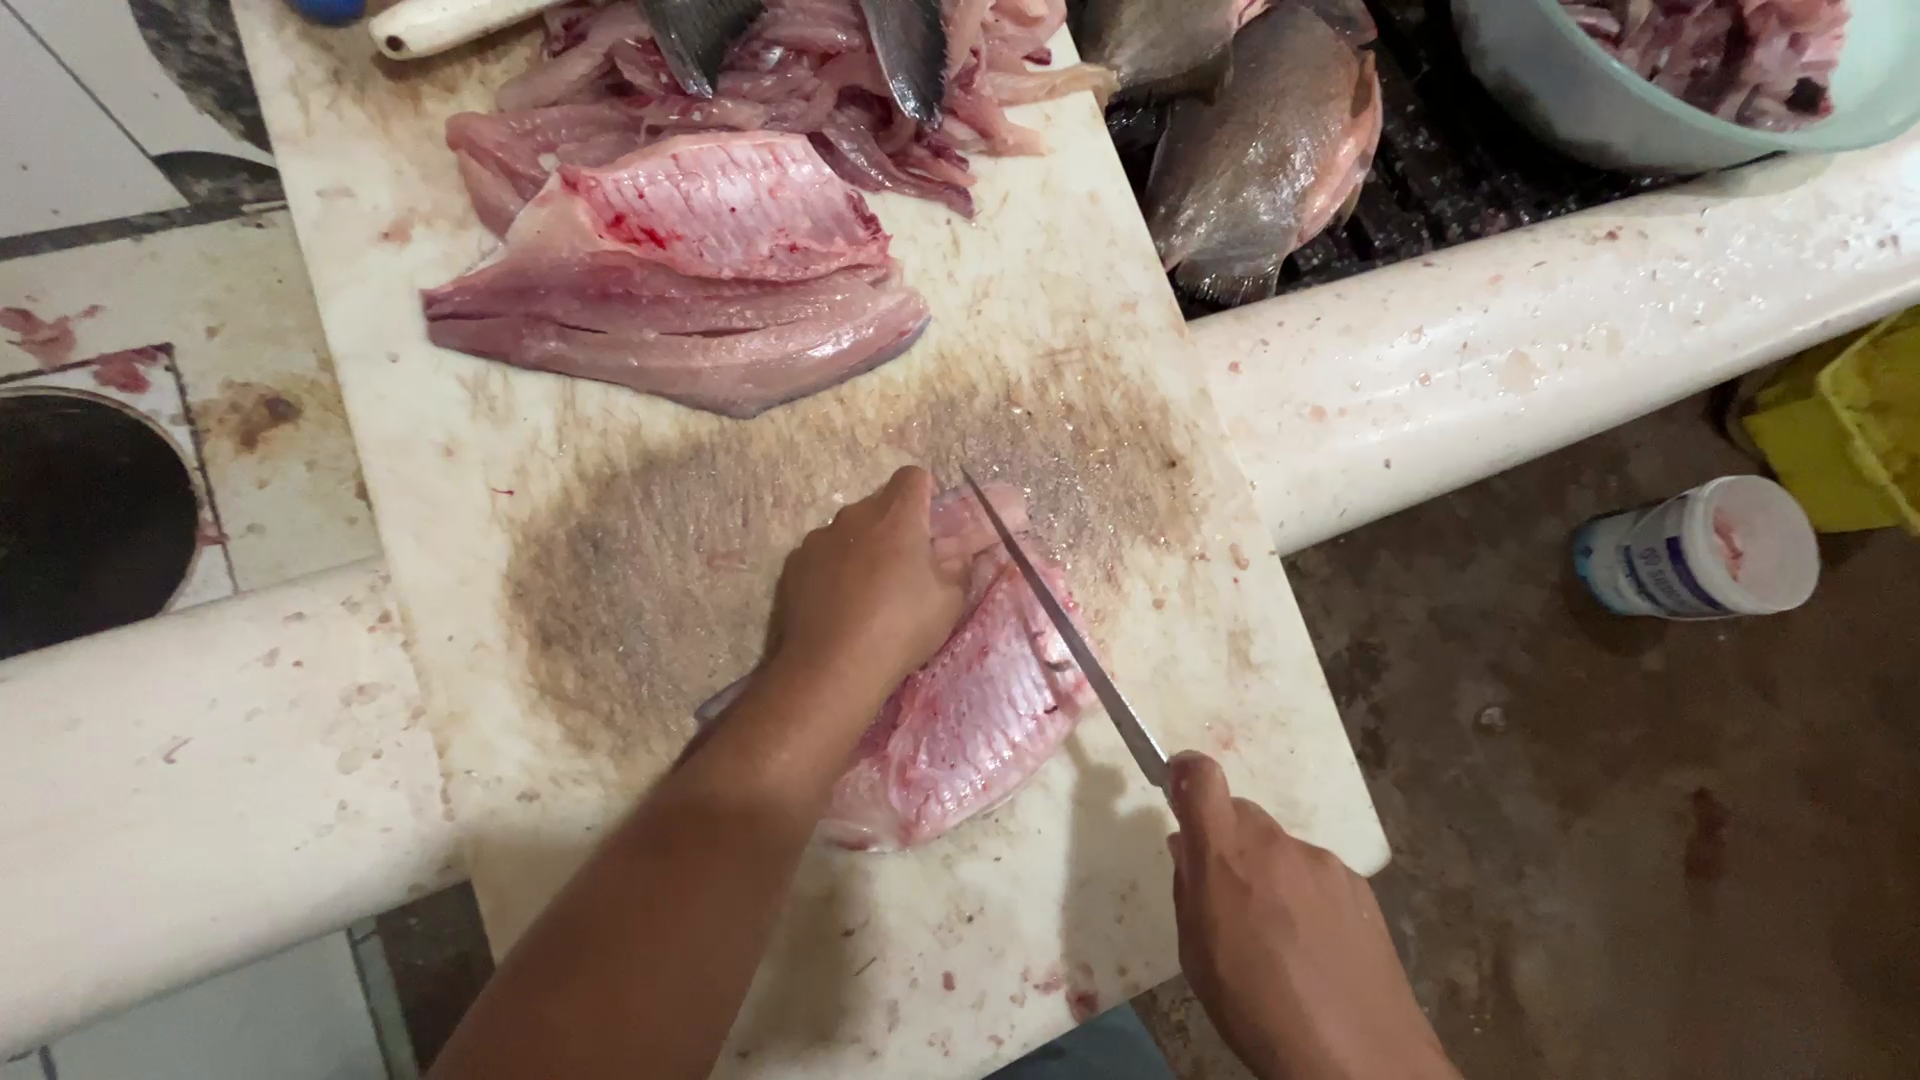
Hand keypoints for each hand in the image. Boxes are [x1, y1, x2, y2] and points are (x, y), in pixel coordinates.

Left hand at [765, 466, 969, 704]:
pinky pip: (822, 553)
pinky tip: (839, 602)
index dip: (925, 493)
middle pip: (879, 504)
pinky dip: (833, 568)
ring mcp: (819, 538)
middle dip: (894, 525)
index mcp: (896, 517)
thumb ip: (957, 565)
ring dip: (862, 546)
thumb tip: (954, 548)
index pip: (913, 476)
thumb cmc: (900, 628)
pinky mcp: (794, 563)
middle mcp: (854, 517)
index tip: (930, 525)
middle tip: (905, 565)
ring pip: (849, 530)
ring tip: (868, 589)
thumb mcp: (949, 601)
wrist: (832, 667)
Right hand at [1167, 752, 1457, 1079]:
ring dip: (1269, 873)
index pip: (1201, 777)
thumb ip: (1188, 888)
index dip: (1186, 773)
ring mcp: (1322, 863)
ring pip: (1280, 849)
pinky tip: (1314, 946)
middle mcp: (1275, 844)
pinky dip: (1305, 896)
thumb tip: (1187, 848)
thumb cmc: (1256, 1009)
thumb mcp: (1196, 953)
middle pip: (1242, 814)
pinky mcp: (1358, 886)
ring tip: (1277, 935)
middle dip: (1228, 841)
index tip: (1178, 787)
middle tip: (1228, 895)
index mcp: (1226, 854)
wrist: (1360, 1061)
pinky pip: (1315, 875)